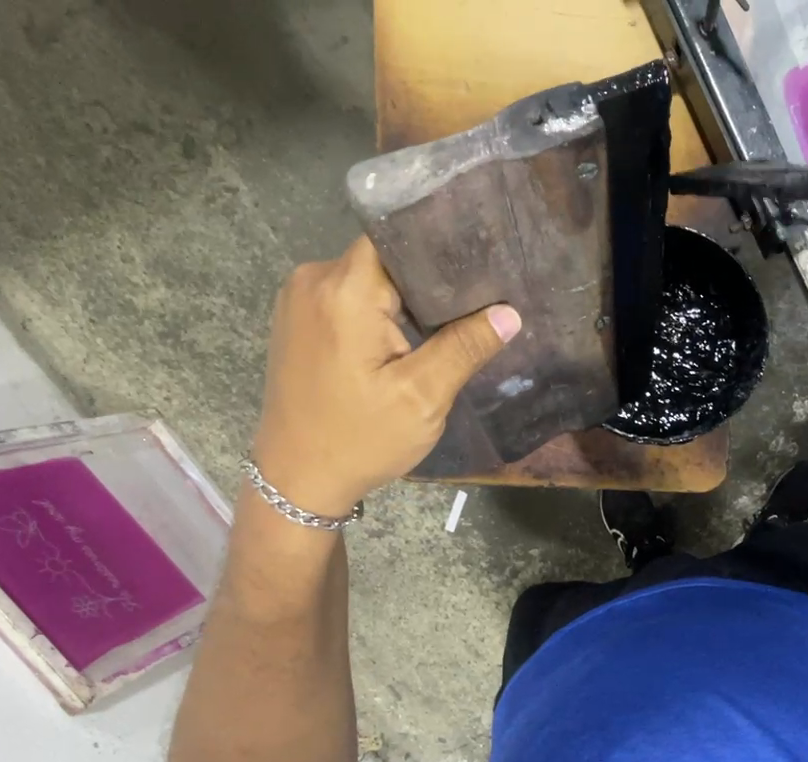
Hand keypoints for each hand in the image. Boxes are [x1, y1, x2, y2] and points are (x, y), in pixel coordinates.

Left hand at [251, 236, 520, 516]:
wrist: (298, 478)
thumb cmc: (361, 437)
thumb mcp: (423, 397)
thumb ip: (464, 347)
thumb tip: (509, 313)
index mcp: (345, 290)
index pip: (397, 237)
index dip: (439, 244)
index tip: (481, 259)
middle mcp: (314, 280)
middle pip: (384, 257)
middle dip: (429, 278)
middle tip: (478, 300)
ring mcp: (300, 299)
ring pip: (368, 279)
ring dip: (406, 298)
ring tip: (451, 320)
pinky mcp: (299, 320)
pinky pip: (349, 298)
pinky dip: (381, 311)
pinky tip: (410, 338)